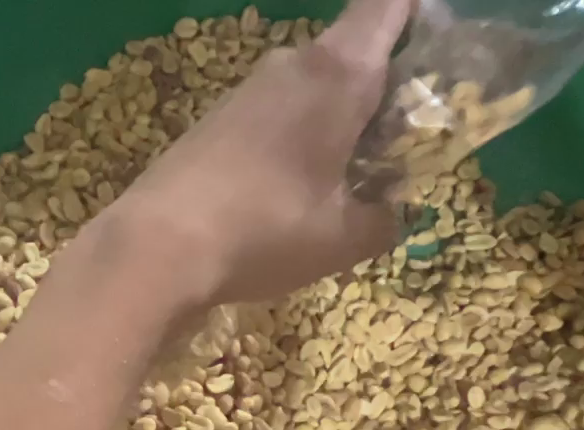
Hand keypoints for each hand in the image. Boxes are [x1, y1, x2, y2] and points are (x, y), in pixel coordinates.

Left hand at [93, 0, 412, 309]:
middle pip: (347, 57)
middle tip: (387, 150)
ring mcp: (241, 95)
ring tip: (331, 186)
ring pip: (302, 94)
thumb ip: (383, 221)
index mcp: (339, 74)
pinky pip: (264, 123)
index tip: (428, 50)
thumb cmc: (264, 233)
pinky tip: (276, 199)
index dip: (414, 15)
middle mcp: (290, 67)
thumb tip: (394, 214)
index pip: (389, 6)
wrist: (154, 251)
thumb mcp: (341, 240)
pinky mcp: (207, 127)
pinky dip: (282, 147)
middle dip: (373, 94)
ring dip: (324, 127)